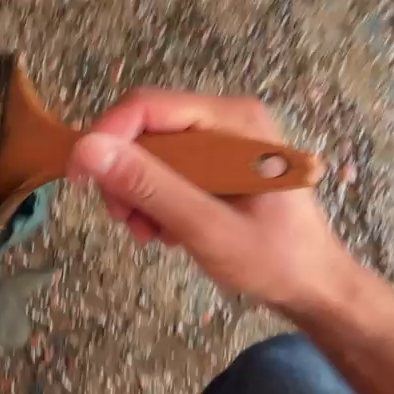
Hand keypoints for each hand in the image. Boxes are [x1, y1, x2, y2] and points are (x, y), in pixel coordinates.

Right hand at [68, 89, 358, 318]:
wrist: (314, 286)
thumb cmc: (275, 260)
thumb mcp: (207, 227)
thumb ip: (150, 187)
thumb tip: (88, 150)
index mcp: (235, 121)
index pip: (147, 107)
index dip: (105, 137)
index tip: (79, 179)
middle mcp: (226, 119)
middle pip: (144, 129)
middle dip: (123, 174)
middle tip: (123, 219)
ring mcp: (220, 140)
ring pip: (148, 151)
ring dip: (135, 192)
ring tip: (147, 233)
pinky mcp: (213, 161)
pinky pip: (163, 167)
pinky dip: (151, 198)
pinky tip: (163, 229)